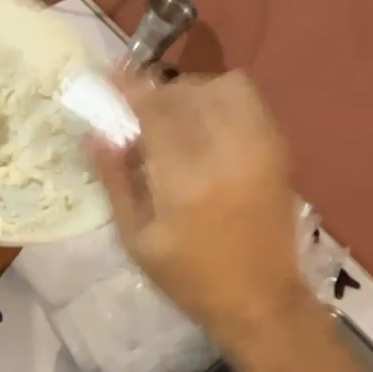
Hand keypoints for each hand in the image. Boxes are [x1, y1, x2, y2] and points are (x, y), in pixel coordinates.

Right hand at [86, 71, 313, 355]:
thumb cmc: (187, 276)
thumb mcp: (136, 238)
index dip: (129, 88)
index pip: (154, 112)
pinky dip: (218, 99)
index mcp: (185, 181)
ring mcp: (259, 146)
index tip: (109, 73)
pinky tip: (202, 125)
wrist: (259, 298)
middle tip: (135, 108)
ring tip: (172, 116)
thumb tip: (95, 135)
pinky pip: (247, 100)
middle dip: (155, 91)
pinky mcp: (277, 148)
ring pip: (221, 86)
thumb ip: (116, 181)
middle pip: (186, 92)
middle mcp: (227, 153)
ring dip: (188, 92)